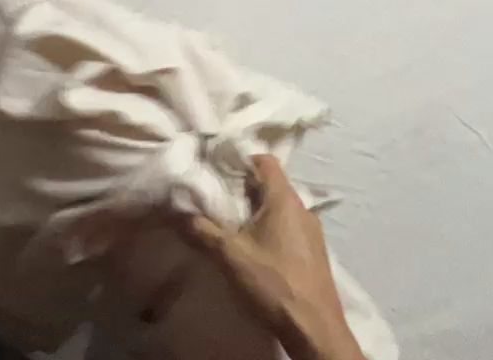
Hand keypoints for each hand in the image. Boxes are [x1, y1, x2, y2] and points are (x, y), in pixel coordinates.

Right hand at [179, 155, 363, 359]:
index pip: (265, 160)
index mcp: (285, 199)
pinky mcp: (316, 255)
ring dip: (257, 211)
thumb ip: (201, 229)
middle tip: (218, 198)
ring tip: (233, 225)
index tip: (217, 169)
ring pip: (280, 208)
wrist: (316, 334)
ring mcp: (313, 233)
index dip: (240, 159)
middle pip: (271, 184)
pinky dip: (271, 230)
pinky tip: (255, 250)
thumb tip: (176, 212)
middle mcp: (303, 209)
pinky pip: (289, 228)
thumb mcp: (229, 255)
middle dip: (243, 188)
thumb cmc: (274, 283)